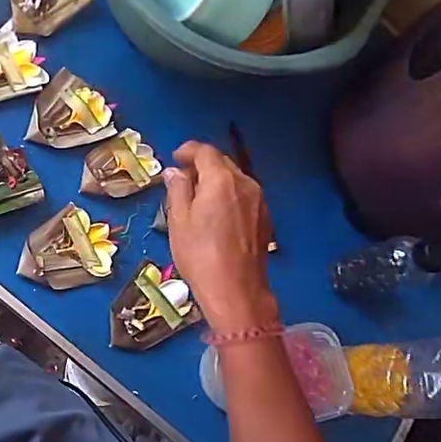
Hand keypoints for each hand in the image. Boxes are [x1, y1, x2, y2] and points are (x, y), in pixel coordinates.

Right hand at [162, 141, 278, 333]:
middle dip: (203, 165)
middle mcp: (245, 184)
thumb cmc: (200, 255)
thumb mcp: (179, 221)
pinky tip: (218, 215)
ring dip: (217, 181)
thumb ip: (177, 189)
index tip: (176, 158)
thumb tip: (175, 172)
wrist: (237, 291)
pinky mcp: (265, 219)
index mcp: (221, 180)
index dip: (188, 150)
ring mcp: (259, 201)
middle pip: (223, 163)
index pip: (205, 151)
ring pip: (235, 180)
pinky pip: (245, 197)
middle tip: (184, 179)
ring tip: (199, 199)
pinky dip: (230, 196)